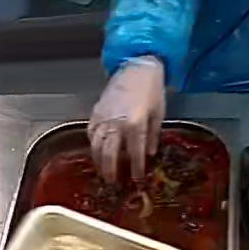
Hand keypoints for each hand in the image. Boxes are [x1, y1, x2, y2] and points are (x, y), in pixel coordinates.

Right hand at [89, 56, 165, 181]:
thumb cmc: (151, 90)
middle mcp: (116, 124)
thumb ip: (152, 136)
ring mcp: (103, 119)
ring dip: (99, 162)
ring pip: (96, 146)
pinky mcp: (96, 113)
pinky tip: (96, 151)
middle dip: (111, 170)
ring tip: (103, 171)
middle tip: (113, 182)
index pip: (135, 154)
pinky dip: (92, 145)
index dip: (136, 169)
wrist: (137, 67)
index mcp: (135, 125)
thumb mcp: (158, 114)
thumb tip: (149, 153)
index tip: (137, 180)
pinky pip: (91, 133)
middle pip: (110, 154)